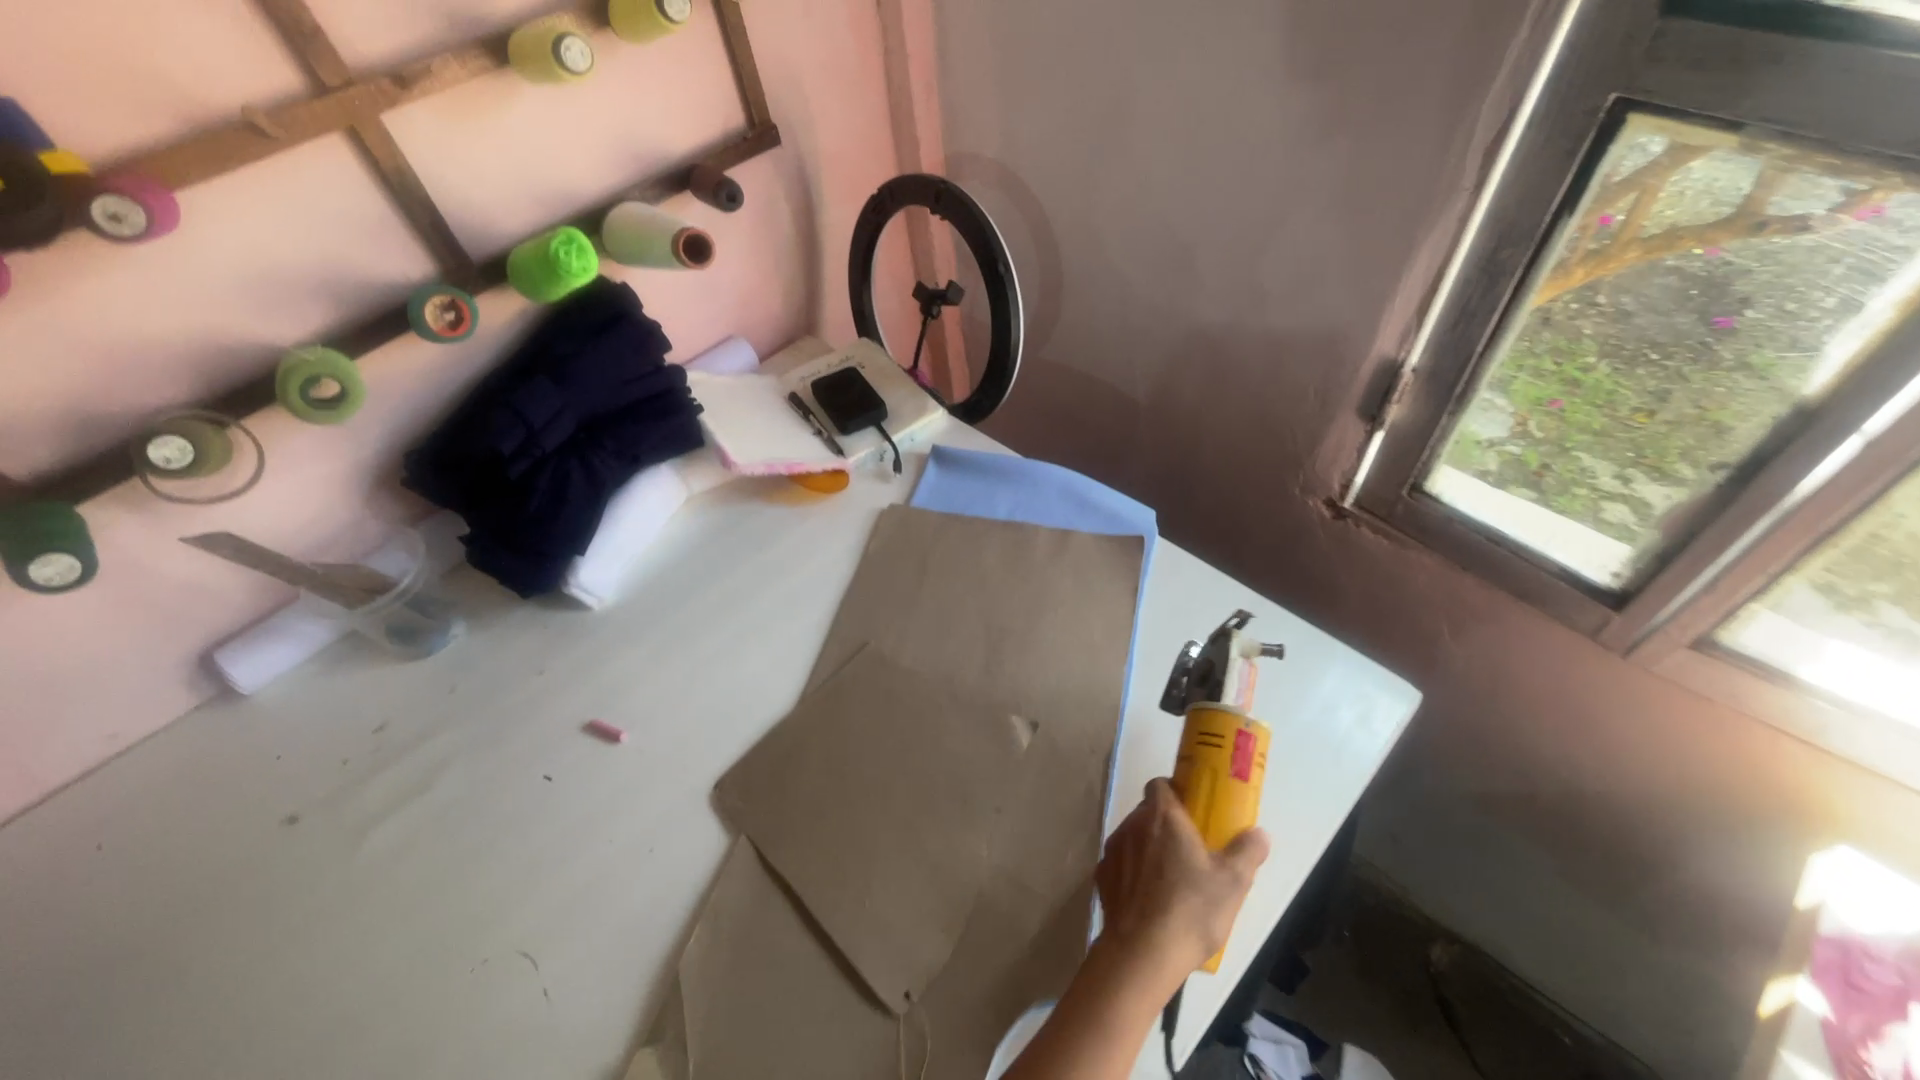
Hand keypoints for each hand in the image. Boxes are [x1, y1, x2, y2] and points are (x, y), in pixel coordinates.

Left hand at [1095, 778, 1269, 980]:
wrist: (1142, 953)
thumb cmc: (1191, 910)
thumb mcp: (1233, 883)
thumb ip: (1248, 852)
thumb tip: (1260, 834)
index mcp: (1162, 816)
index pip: (1160, 784)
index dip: (1176, 792)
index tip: (1194, 812)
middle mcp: (1132, 825)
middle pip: (1147, 812)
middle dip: (1166, 824)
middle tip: (1190, 849)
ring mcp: (1112, 851)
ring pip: (1133, 837)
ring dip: (1148, 848)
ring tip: (1171, 878)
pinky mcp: (1101, 877)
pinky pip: (1120, 864)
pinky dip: (1133, 872)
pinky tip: (1149, 898)